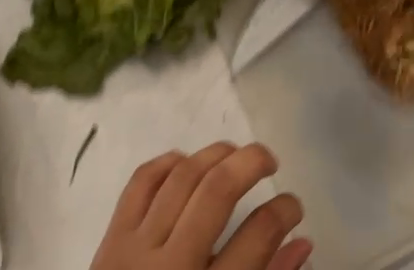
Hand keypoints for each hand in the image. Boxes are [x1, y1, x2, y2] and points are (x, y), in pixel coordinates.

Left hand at [91, 142, 310, 269]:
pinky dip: (166, 162)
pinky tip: (187, 161)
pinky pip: (140, 182)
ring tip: (235, 154)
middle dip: (251, 163)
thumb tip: (302, 241)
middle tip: (270, 160)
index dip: (285, 210)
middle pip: (217, 191)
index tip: (293, 205)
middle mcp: (174, 266)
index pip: (259, 234)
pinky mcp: (110, 240)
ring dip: (214, 154)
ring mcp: (136, 249)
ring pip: (182, 177)